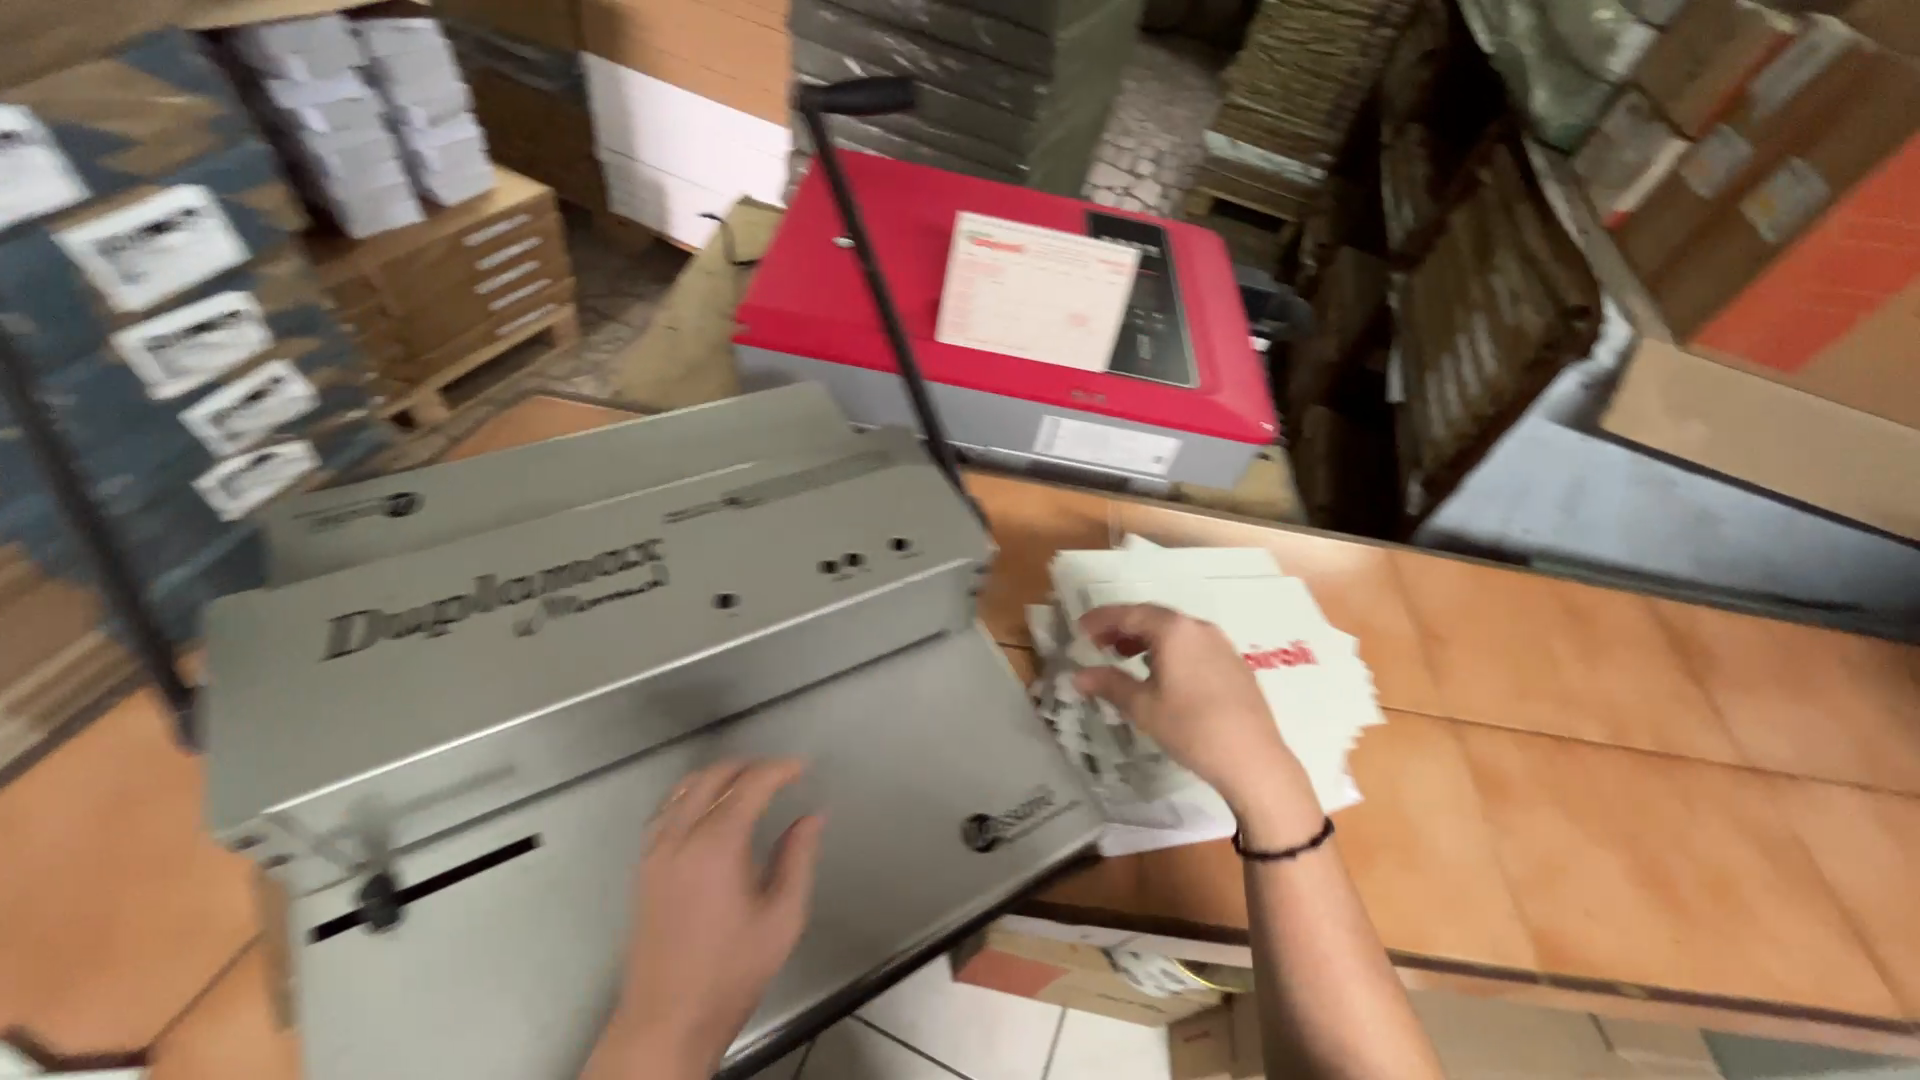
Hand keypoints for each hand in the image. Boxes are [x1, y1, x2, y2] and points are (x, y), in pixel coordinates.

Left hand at [594, 760, 824, 1079]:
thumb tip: (810, 819)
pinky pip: (666, 810)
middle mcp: (680, 837)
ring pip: (684, 788)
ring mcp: (655, 852)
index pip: (750, 785)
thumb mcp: (782, 918)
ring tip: (748, 784)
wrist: (667, 1019)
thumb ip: (798, 859)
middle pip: (713, 776)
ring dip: (718, 776)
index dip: (779, 769)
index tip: (801, 768)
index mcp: (717, 845)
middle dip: (748, 766)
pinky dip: (691, 795)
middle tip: (778, 773)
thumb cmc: (732, 972)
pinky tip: (708, 809)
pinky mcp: (643, 868)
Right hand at [1072, 604, 1322, 842]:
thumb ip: (1108, 684)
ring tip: (1124, 658)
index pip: (1129, 613)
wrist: (1252, 758)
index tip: (1080, 629)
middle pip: (1153, 617)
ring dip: (1146, 639)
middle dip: (1122, 628)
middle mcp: (1199, 628)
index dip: (1101, 619)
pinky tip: (1161, 674)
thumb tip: (1077, 676)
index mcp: (1174, 630)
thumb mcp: (1142, 707)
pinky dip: (1169, 650)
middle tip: (1098, 644)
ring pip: (1175, 632)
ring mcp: (1221, 644)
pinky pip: (1193, 645)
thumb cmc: (1191, 728)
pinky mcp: (1234, 663)